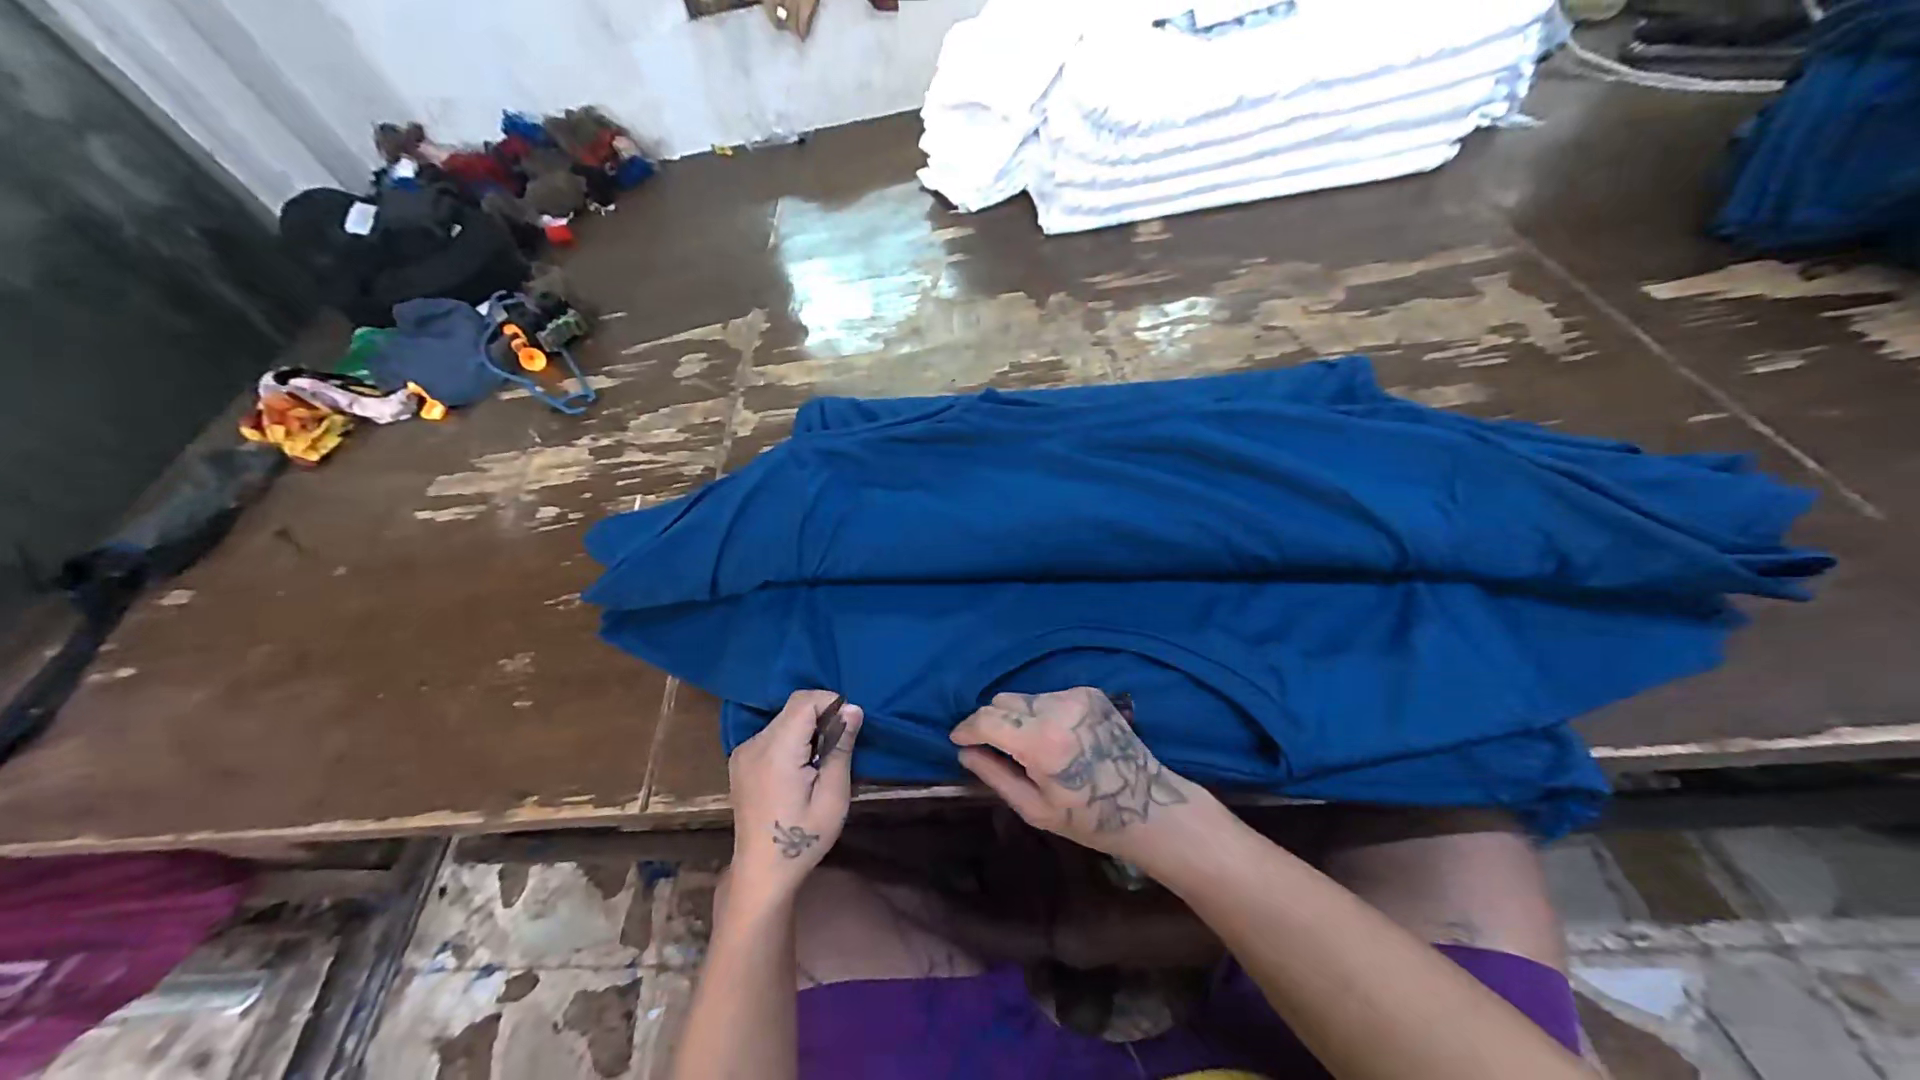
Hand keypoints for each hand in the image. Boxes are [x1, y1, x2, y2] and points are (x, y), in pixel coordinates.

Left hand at [727, 690, 862, 899]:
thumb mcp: (833, 796)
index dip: (830, 702)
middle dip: (820, 716)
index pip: (803, 701)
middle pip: (792, 709)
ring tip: (820, 761)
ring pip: (782, 720)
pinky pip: (771, 734)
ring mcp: (743, 752)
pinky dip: (791, 739)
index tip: (849, 724)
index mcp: (776, 751)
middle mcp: (754, 744)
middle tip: (839, 746)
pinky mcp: (740, 761)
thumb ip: (840, 748)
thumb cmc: (804, 837)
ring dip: (806, 728)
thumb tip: (853, 709)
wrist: (762, 872)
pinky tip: (800, 768)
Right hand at [950, 688, 1205, 863]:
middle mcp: (1057, 708)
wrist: (1149, 807)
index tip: (958, 740)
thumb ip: (995, 775)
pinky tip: (1056, 739)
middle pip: (1002, 701)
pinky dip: (1040, 713)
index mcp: (1043, 742)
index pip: (987, 719)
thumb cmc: (1089, 819)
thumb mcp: (1034, 808)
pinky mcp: (1090, 693)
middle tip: (995, 750)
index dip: (966, 728)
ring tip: (1030, 748)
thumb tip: (964, 752)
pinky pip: (1047, 697)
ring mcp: (1076, 697)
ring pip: (1024, 698)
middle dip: (991, 723)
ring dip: (1016, 718)